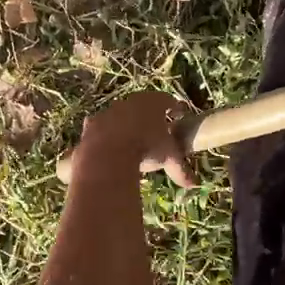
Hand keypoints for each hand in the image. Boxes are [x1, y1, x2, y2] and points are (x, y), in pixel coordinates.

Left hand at [74, 92, 195, 186]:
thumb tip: (193, 183)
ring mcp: (108, 111)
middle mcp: (130, 102)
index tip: (178, 115)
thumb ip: (181, 169)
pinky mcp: (91, 125)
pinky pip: (101, 128)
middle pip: (142, 105)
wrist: (107, 153)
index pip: (167, 100)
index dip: (173, 108)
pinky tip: (107, 148)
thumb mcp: (168, 158)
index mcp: (152, 103)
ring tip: (130, 141)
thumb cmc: (146, 148)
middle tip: (155, 129)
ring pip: (120, 115)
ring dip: (125, 124)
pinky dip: (105, 136)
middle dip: (148, 116)